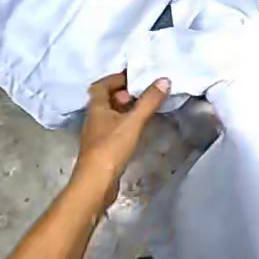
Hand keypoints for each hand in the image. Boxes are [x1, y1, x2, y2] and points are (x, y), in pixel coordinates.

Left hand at [75, 71, 169, 189]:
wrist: (95, 183)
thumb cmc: (111, 148)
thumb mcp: (133, 122)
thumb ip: (149, 101)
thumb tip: (164, 80)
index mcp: (96, 109)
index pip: (100, 86)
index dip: (114, 78)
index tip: (133, 75)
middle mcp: (94, 119)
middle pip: (106, 100)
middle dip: (123, 92)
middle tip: (143, 91)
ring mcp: (97, 134)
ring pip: (111, 114)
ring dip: (125, 108)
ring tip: (145, 107)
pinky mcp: (103, 148)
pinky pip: (114, 128)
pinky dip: (126, 122)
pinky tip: (138, 127)